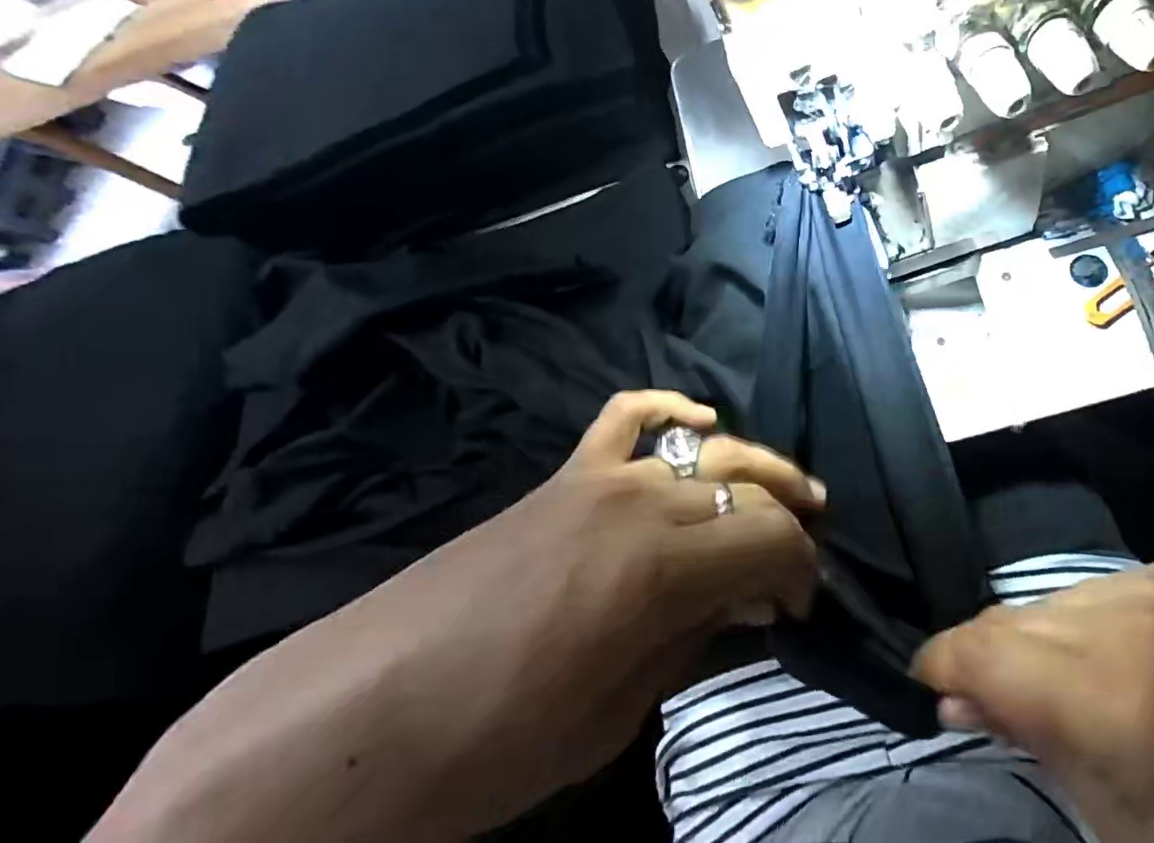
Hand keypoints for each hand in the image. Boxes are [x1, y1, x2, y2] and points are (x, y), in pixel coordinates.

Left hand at [92, 391, 824, 842]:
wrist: (351, 724)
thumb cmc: (492, 746)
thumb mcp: (619, 715)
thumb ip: (694, 643)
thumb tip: (743, 608)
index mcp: (662, 570)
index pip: (773, 542)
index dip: (802, 573)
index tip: (798, 611)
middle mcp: (643, 503)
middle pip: (750, 493)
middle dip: (788, 528)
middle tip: (794, 569)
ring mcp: (600, 480)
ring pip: (709, 451)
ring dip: (757, 473)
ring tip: (788, 495)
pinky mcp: (563, 476)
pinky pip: (628, 415)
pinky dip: (671, 408)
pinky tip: (701, 418)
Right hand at [912, 565, 1153, 842]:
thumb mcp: (1114, 826)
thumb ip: (1027, 741)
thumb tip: (956, 694)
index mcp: (1115, 693)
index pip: (983, 647)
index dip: (940, 664)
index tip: (927, 688)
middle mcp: (1128, 615)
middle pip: (1006, 618)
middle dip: (982, 661)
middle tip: (984, 710)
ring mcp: (1153, 586)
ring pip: (1039, 601)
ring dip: (1024, 645)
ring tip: (1044, 697)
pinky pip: (1081, 593)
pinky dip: (1064, 628)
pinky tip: (1087, 667)